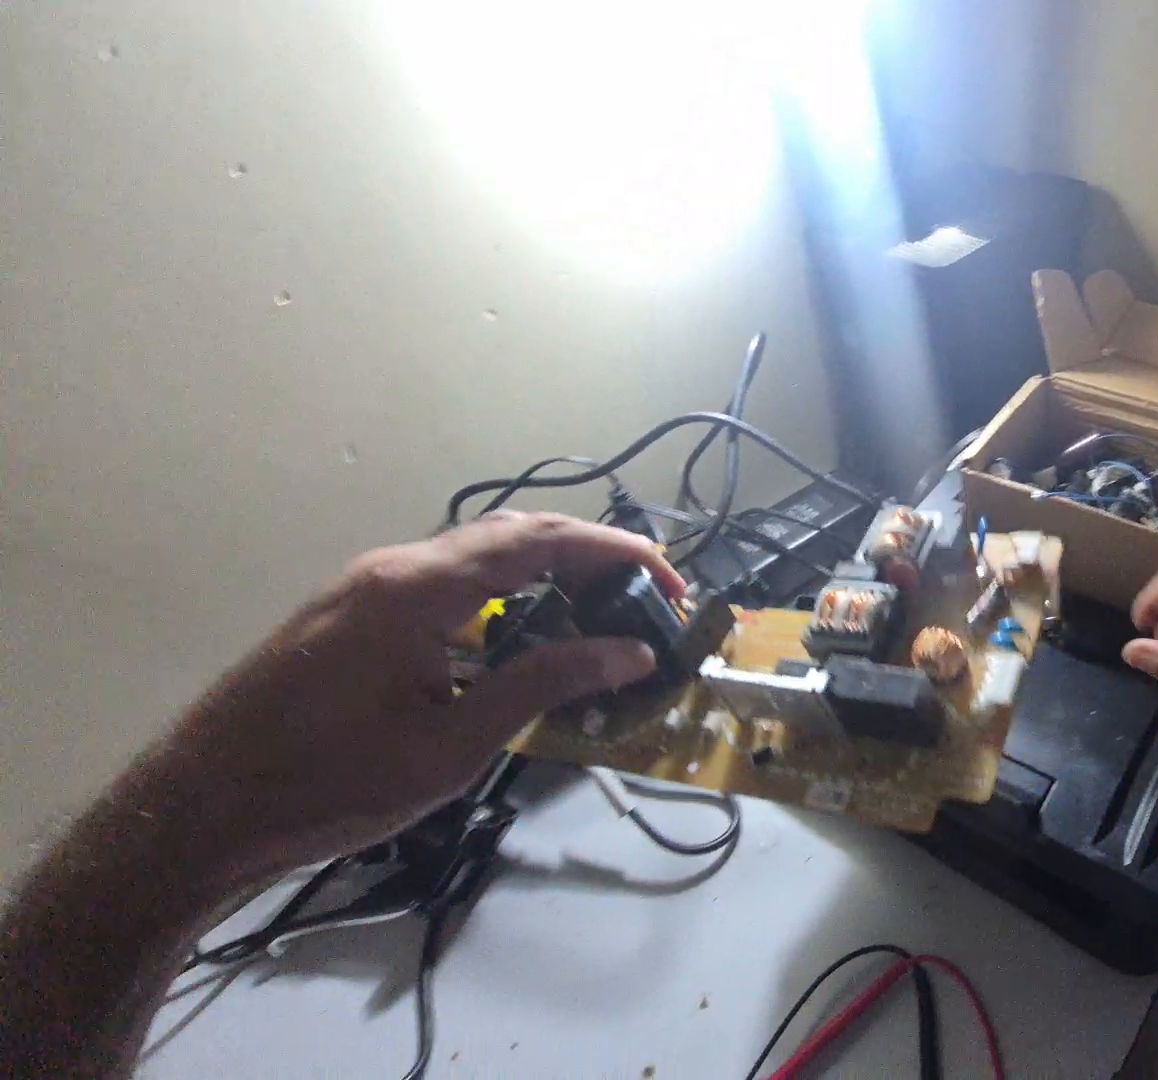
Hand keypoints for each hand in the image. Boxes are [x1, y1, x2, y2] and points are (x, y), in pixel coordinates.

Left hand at [143, 511, 679, 880]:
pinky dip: (511, 587)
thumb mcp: (455, 742)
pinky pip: (452, 576)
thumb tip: (632, 651)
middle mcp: (395, 566)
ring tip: (605, 603)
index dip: (618, 551)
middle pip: (517, 532)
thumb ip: (547, 681)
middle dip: (594, 552)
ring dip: (553, 567)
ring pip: (483, 551)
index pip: (543, 541)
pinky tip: (530, 624)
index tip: (670, 580)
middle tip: (650, 590)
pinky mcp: (356, 609)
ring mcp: (370, 584)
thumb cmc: (329, 785)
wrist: (187, 821)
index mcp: (419, 588)